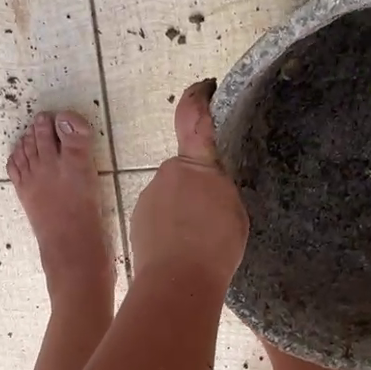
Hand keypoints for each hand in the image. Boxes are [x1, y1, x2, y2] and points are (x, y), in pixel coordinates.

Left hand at [130, 79, 248, 290]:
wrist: (177, 281)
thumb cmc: (214, 247)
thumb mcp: (233, 211)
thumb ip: (219, 189)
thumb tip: (210, 187)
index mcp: (197, 165)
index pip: (194, 119)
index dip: (197, 99)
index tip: (202, 88)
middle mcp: (168, 173)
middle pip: (185, 172)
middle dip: (197, 189)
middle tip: (213, 218)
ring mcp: (149, 197)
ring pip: (171, 197)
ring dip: (183, 213)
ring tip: (198, 242)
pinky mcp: (137, 219)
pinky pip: (158, 218)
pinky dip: (169, 230)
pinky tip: (182, 250)